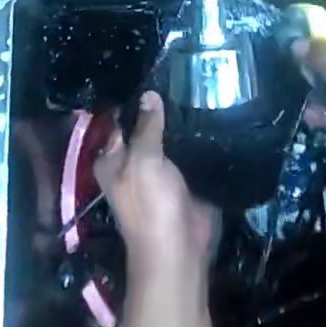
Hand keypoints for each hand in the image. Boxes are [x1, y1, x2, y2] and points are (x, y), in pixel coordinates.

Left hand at [94, 91, 215, 293]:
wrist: (179, 250)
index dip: (136, 102)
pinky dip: (198, 144)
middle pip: (147, 129)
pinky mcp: (184, 182)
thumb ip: (147, 127)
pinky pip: (190, 156)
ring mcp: (160, 174)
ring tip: (203, 94)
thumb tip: (149, 94)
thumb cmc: (151, 205)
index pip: (121, 121)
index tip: (158, 76)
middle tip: (187, 80)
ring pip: (170, 141)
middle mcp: (133, 164)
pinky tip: (213, 121)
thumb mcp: (143, 161)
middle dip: (163, 111)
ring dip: (183, 126)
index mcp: (112, 159)